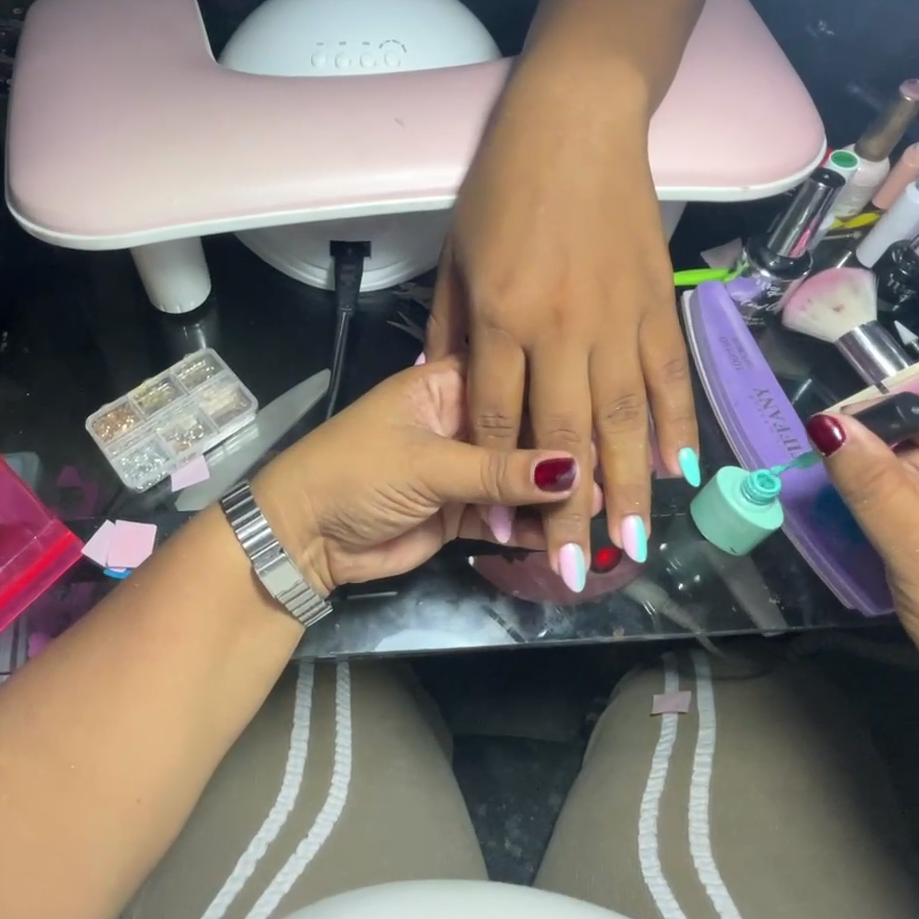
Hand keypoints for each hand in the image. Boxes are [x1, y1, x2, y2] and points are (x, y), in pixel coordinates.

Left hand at [249, 356, 591, 593]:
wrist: (306, 536)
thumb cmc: (356, 474)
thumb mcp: (426, 464)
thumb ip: (497, 470)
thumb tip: (574, 468)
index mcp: (442, 386)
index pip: (512, 381)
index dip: (556, 397)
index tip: (604, 414)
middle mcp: (458, 422)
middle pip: (522, 433)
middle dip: (561, 456)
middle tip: (612, 473)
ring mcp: (460, 470)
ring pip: (517, 480)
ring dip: (552, 497)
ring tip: (598, 510)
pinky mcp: (459, 512)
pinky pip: (504, 517)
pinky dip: (529, 528)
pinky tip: (565, 537)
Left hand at [427, 63, 697, 591]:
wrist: (575, 121)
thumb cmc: (500, 187)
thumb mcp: (455, 258)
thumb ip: (450, 330)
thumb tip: (441, 389)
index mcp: (499, 319)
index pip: (499, 419)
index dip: (502, 482)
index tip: (508, 533)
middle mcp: (559, 329)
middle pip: (563, 435)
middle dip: (570, 511)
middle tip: (579, 570)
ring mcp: (615, 317)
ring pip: (624, 420)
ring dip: (630, 488)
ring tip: (634, 544)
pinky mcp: (656, 302)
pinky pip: (668, 376)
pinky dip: (678, 424)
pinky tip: (682, 469)